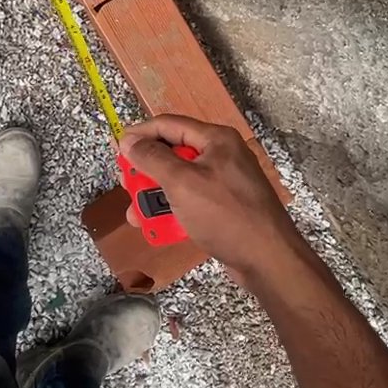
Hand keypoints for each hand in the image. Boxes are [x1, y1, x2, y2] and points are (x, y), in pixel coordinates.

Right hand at [119, 115, 304, 278]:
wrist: (270, 262)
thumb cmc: (227, 216)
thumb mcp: (182, 183)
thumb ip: (152, 158)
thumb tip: (129, 141)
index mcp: (215, 139)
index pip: (168, 125)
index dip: (140, 134)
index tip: (117, 149)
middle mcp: (221, 155)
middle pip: (173, 153)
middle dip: (146, 171)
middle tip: (126, 184)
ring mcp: (225, 182)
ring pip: (180, 180)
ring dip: (156, 196)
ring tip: (137, 214)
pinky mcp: (226, 207)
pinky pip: (192, 200)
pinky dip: (174, 211)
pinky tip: (160, 227)